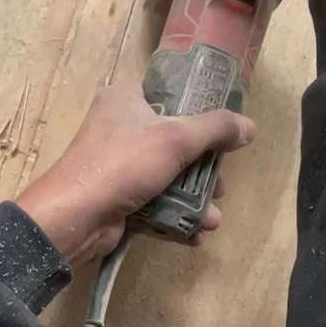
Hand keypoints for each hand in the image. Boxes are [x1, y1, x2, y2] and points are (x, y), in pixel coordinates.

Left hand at [16, 80, 255, 264]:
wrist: (76, 217)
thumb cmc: (123, 164)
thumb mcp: (176, 139)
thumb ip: (215, 129)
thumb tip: (250, 127)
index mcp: (126, 98)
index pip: (170, 92)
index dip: (200, 108)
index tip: (225, 128)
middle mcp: (120, 126)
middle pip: (175, 140)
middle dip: (204, 169)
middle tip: (221, 185)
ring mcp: (118, 164)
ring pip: (168, 176)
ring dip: (194, 199)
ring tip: (212, 219)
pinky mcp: (117, 196)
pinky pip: (154, 203)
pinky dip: (175, 217)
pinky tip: (195, 234)